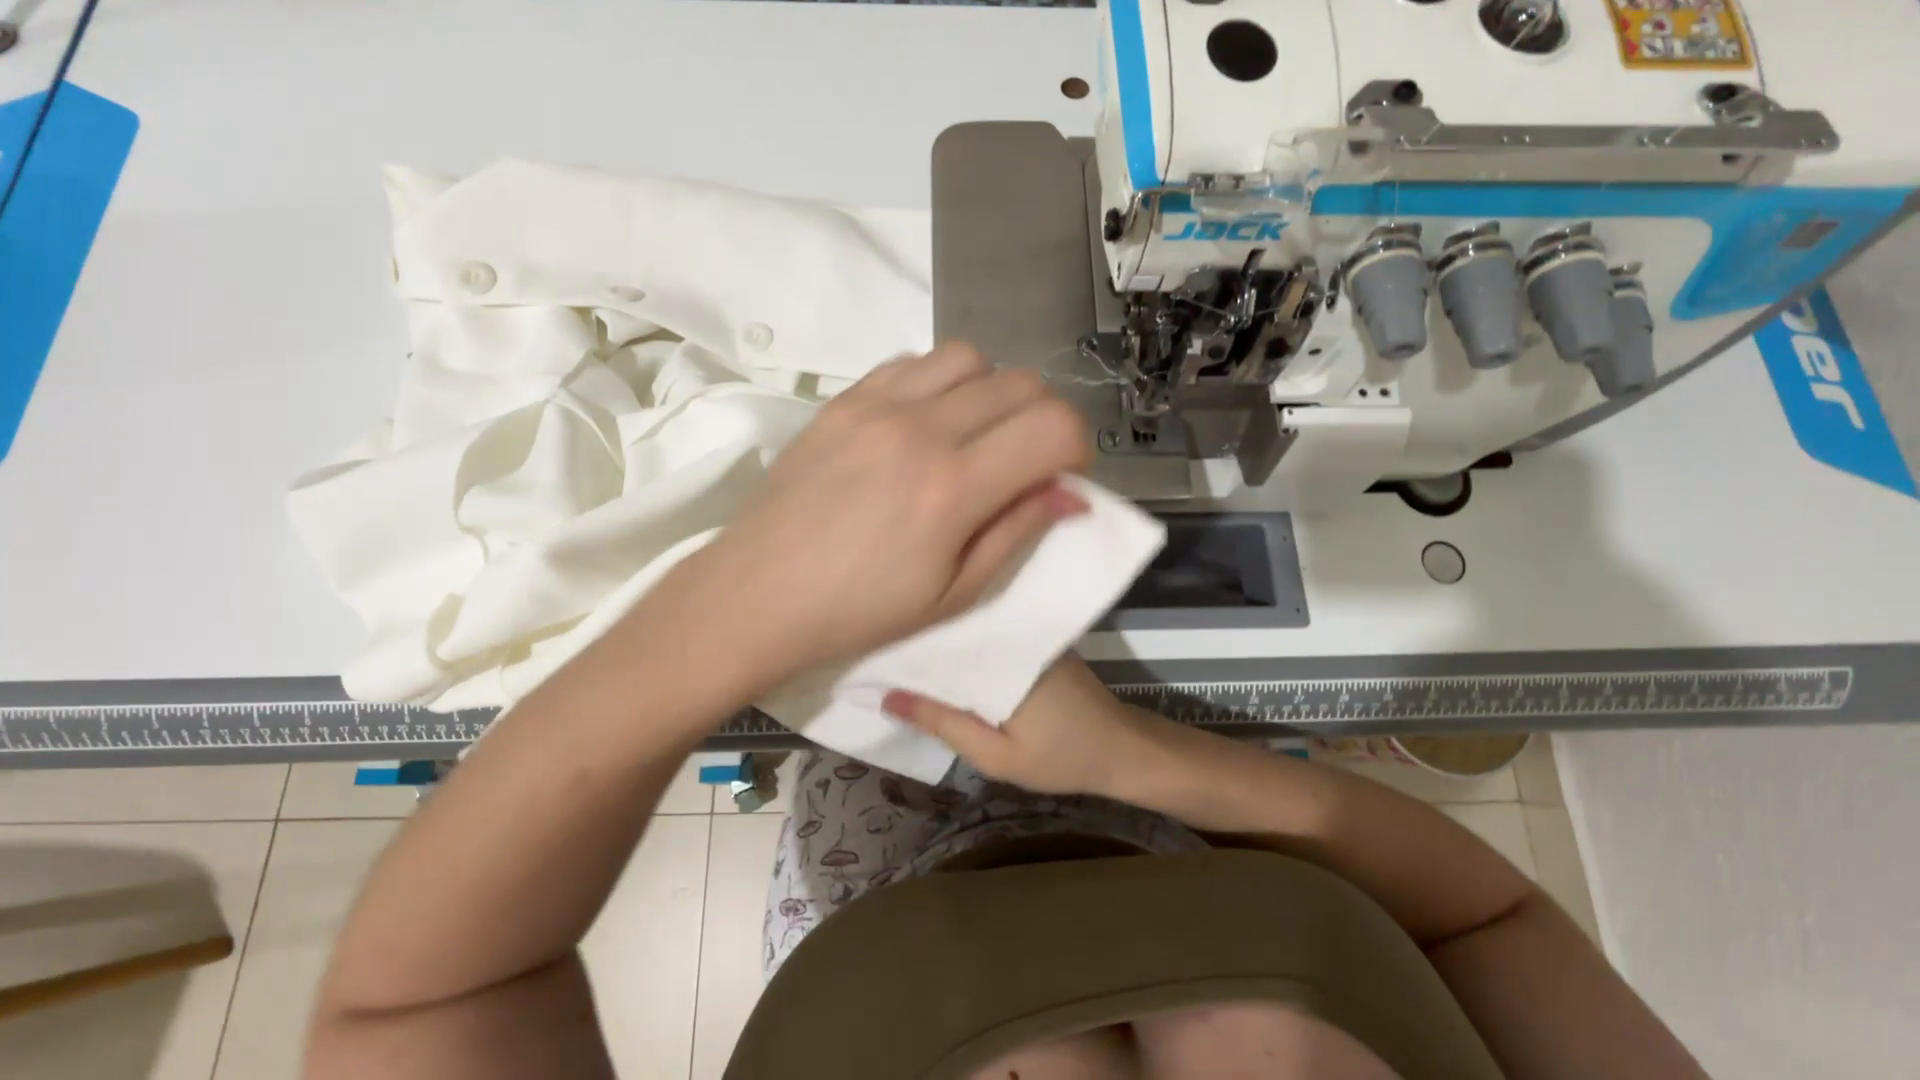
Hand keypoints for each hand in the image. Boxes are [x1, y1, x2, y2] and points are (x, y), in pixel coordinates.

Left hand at [658, 344, 1091, 692]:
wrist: (756, 596)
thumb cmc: (858, 612)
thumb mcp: (952, 595)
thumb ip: (1017, 533)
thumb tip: (1071, 493)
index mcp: (952, 488)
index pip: (1054, 426)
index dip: (1076, 449)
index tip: (1059, 478)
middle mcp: (919, 429)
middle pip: (1021, 384)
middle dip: (1040, 421)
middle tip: (1021, 464)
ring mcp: (876, 405)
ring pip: (970, 357)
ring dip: (990, 392)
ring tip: (972, 437)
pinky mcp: (842, 399)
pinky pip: (912, 361)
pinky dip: (937, 383)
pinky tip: (923, 424)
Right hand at [882, 654, 1164, 795]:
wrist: (1123, 749)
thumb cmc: (1061, 758)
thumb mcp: (996, 755)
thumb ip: (943, 724)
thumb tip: (888, 696)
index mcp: (1001, 658)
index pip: (938, 642)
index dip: (900, 647)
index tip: (864, 652)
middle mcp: (1013, 633)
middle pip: (952, 630)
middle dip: (915, 641)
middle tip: (872, 651)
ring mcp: (1027, 633)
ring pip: (970, 632)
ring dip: (939, 643)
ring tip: (896, 651)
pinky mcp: (1036, 638)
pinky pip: (989, 637)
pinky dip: (966, 648)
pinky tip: (941, 659)